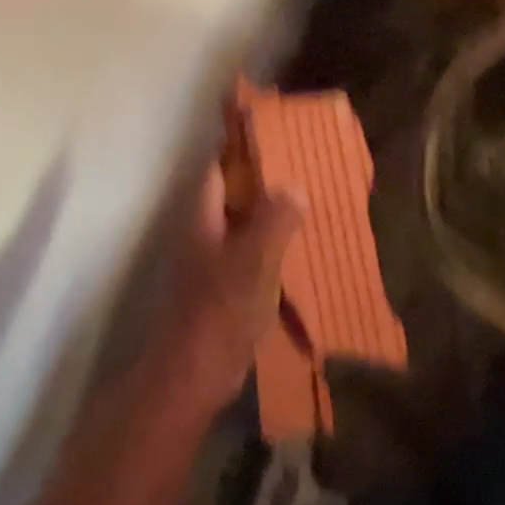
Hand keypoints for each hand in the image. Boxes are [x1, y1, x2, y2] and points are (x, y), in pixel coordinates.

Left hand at [159, 167, 305, 408]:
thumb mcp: (256, 259)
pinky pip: (252, 256)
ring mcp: (212, 264)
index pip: (218, 168)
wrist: (194, 374)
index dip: (239, 147)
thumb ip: (276, 219)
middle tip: (303, 166)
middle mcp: (204, 234)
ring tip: (310, 203)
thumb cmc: (222, 309)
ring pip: (244, 226)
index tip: (270, 130)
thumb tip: (294, 186)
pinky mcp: (224, 291)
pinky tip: (301, 253)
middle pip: (232, 195)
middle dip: (262, 180)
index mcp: (204, 218)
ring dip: (271, 215)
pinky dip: (273, 248)